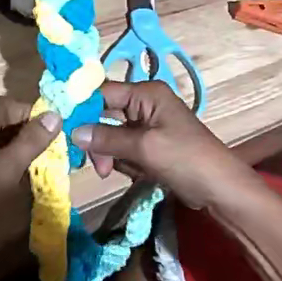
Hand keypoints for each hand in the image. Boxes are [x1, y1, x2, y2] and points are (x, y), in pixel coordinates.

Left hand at [0, 98, 58, 280]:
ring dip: (17, 143)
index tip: (59, 130)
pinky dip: (5, 156)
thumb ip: (31, 141)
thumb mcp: (7, 170)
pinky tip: (21, 171)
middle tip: (54, 144)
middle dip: (27, 128)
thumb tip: (55, 115)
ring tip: (42, 158)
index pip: (5, 104)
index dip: (34, 113)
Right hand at [69, 80, 258, 209]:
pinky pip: (124, 149)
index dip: (82, 107)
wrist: (220, 188)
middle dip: (98, 139)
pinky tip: (134, 174)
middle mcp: (145, 103)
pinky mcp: (151, 145)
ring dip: (110, 155)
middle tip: (98, 165)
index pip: (103, 92)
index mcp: (147, 93)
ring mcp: (148, 125)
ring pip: (112, 135)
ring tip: (114, 173)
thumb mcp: (144, 147)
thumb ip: (107, 139)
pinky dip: (123, 161)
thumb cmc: (186, 159)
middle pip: (104, 114)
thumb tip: (72, 132)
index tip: (62, 127)